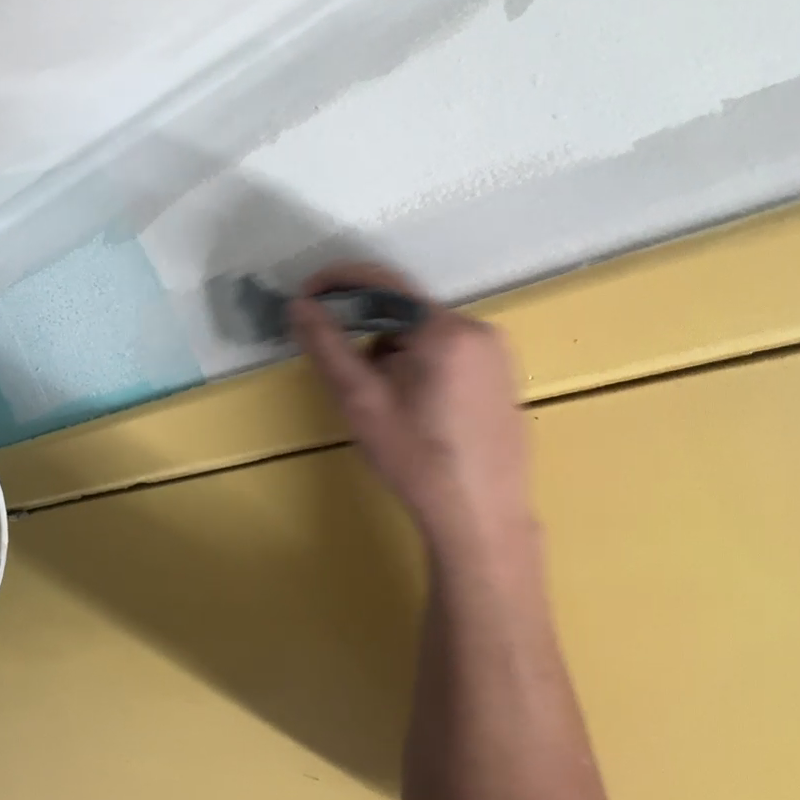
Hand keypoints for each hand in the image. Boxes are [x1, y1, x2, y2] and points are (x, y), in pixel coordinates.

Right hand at [287, 262, 534, 559]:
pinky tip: (407, 404)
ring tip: (374, 396)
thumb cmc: (415, 459)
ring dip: (387, 347)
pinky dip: (413, 360)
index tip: (304, 297)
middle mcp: (478, 329)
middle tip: (335, 361)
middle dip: (361, 326)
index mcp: (445, 330)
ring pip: (421, 331)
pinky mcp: (500, 375)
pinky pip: (444, 349)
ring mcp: (495, 353)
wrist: (480, 517)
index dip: (337, 282)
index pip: (383, 282)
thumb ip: (326, 345)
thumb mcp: (359, 399)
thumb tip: (299, 304)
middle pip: (402, 308)